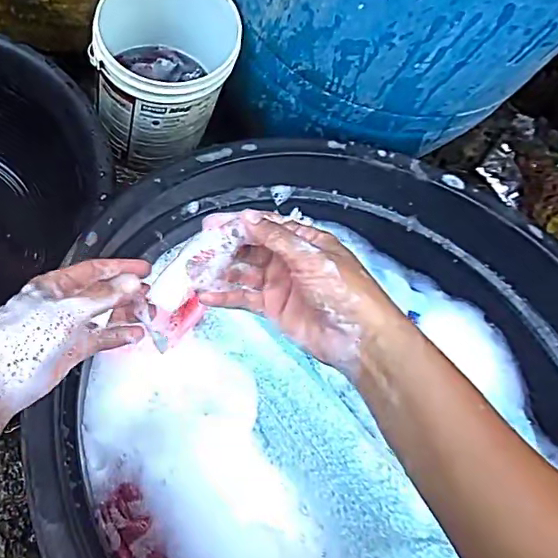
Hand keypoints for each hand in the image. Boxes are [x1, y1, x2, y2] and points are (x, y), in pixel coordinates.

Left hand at [0, 259, 149, 473]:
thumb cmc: (15, 346)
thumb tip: (126, 283)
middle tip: (149, 294)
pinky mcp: (67, 351)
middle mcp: (58, 305)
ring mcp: (63, 329)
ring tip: (146, 313)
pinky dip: (116, 336)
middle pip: (99, 292)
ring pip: (100, 316)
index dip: (119, 267)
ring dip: (124, 314)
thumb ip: (99, 298)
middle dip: (125, 291)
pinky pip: (97, 338)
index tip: (143, 269)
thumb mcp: (64, 314)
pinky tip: (132, 335)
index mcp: (52, 287)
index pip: (91, 270)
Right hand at [197, 210, 404, 374]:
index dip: (238, 225)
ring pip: (242, 272)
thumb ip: (277, 238)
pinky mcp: (274, 307)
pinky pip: (244, 298)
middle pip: (248, 248)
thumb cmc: (349, 295)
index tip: (212, 226)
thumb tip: (249, 219)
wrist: (360, 339)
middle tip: (199, 250)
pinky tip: (208, 296)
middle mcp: (289, 260)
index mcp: (303, 241)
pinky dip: (225, 297)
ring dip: (220, 272)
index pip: (264, 226)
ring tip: (197, 272)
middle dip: (223, 248)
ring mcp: (279, 283)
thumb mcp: (312, 259)